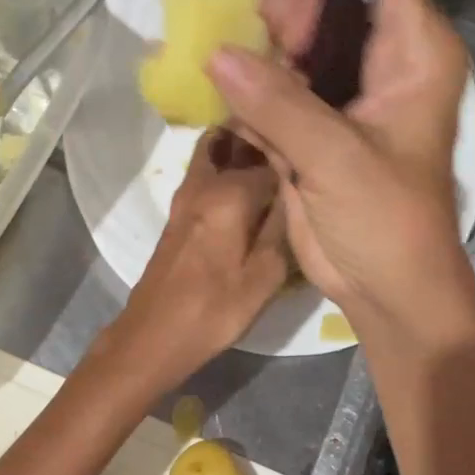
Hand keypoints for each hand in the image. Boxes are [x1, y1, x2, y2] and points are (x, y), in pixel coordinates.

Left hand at [102, 129, 289, 385]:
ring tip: (277, 171)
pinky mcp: (177, 215)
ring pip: (217, 152)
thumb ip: (283, 227)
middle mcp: (204, 183)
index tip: (322, 162)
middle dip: (266, 137)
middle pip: (238, 137)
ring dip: (243, 150)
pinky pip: (208, 175)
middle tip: (298, 154)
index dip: (300, 157)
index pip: (276, 154)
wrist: (152, 337)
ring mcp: (185, 197)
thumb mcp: (264, 277)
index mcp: (229, 192)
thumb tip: (298, 191)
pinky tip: (252, 198)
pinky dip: (228, 172)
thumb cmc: (212, 313)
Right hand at [207, 0, 473, 337]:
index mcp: (412, 57)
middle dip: (275, 25)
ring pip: (292, 64)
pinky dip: (246, 106)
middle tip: (222, 30)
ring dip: (252, 64)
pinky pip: (273, 108)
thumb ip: (276, 103)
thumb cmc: (385, 220)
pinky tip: (214, 99)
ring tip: (207, 59)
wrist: (385, 293)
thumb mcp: (334, 156)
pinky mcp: (311, 144)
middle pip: (323, 22)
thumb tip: (216, 55)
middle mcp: (379, 73)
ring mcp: (341, 110)